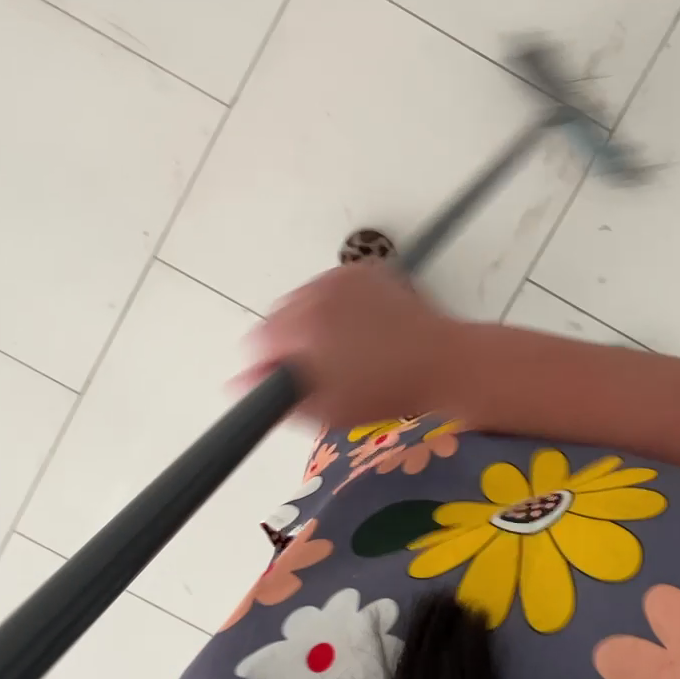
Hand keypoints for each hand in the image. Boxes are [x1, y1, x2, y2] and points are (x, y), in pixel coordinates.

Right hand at [242, 265, 460, 425]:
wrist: (442, 361)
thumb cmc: (386, 390)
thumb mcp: (325, 408)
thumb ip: (273, 396)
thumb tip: (237, 385)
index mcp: (301, 326)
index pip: (256, 341)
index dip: (267, 364)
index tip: (286, 379)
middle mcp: (316, 293)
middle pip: (278, 315)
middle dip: (289, 339)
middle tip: (320, 366)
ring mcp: (342, 276)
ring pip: (305, 298)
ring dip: (312, 319)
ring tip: (344, 347)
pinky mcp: (365, 270)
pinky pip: (333, 286)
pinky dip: (337, 303)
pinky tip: (359, 326)